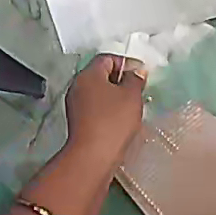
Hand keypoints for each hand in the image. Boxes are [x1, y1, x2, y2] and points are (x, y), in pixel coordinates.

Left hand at [62, 53, 147, 168]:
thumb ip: (135, 79)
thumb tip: (136, 70)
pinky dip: (107, 108)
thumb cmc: (113, 121)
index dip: (125, 62)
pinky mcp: (77, 120)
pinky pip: (94, 106)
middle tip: (137, 89)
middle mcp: (77, 85)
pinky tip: (119, 119)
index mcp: (88, 74)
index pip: (107, 58)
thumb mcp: (131, 96)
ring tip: (131, 105)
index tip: (140, 74)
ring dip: (114, 95)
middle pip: (100, 74)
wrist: (93, 155)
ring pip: (97, 91)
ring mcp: (75, 103)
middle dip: (120, 79)